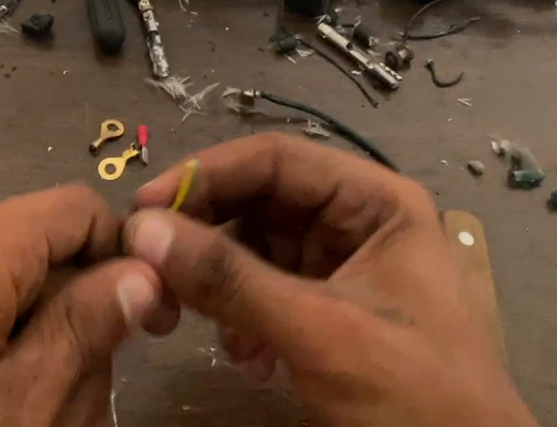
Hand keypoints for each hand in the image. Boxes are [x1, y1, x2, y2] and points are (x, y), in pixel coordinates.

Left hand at [0, 185, 166, 426]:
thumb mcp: (16, 408)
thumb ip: (85, 330)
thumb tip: (143, 268)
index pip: (82, 207)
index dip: (129, 256)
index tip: (157, 325)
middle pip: (48, 252)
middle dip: (80, 322)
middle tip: (78, 406)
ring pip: (12, 292)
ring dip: (39, 353)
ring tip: (29, 421)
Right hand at [126, 134, 536, 426]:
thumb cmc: (414, 398)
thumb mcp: (320, 333)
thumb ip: (230, 280)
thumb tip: (142, 229)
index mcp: (373, 200)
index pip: (276, 159)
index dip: (207, 174)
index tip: (145, 205)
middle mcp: (354, 219)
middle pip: (258, 201)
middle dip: (206, 236)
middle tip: (151, 265)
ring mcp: (339, 264)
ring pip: (253, 245)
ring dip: (218, 282)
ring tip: (191, 320)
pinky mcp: (325, 307)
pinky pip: (262, 288)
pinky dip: (238, 315)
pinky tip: (243, 356)